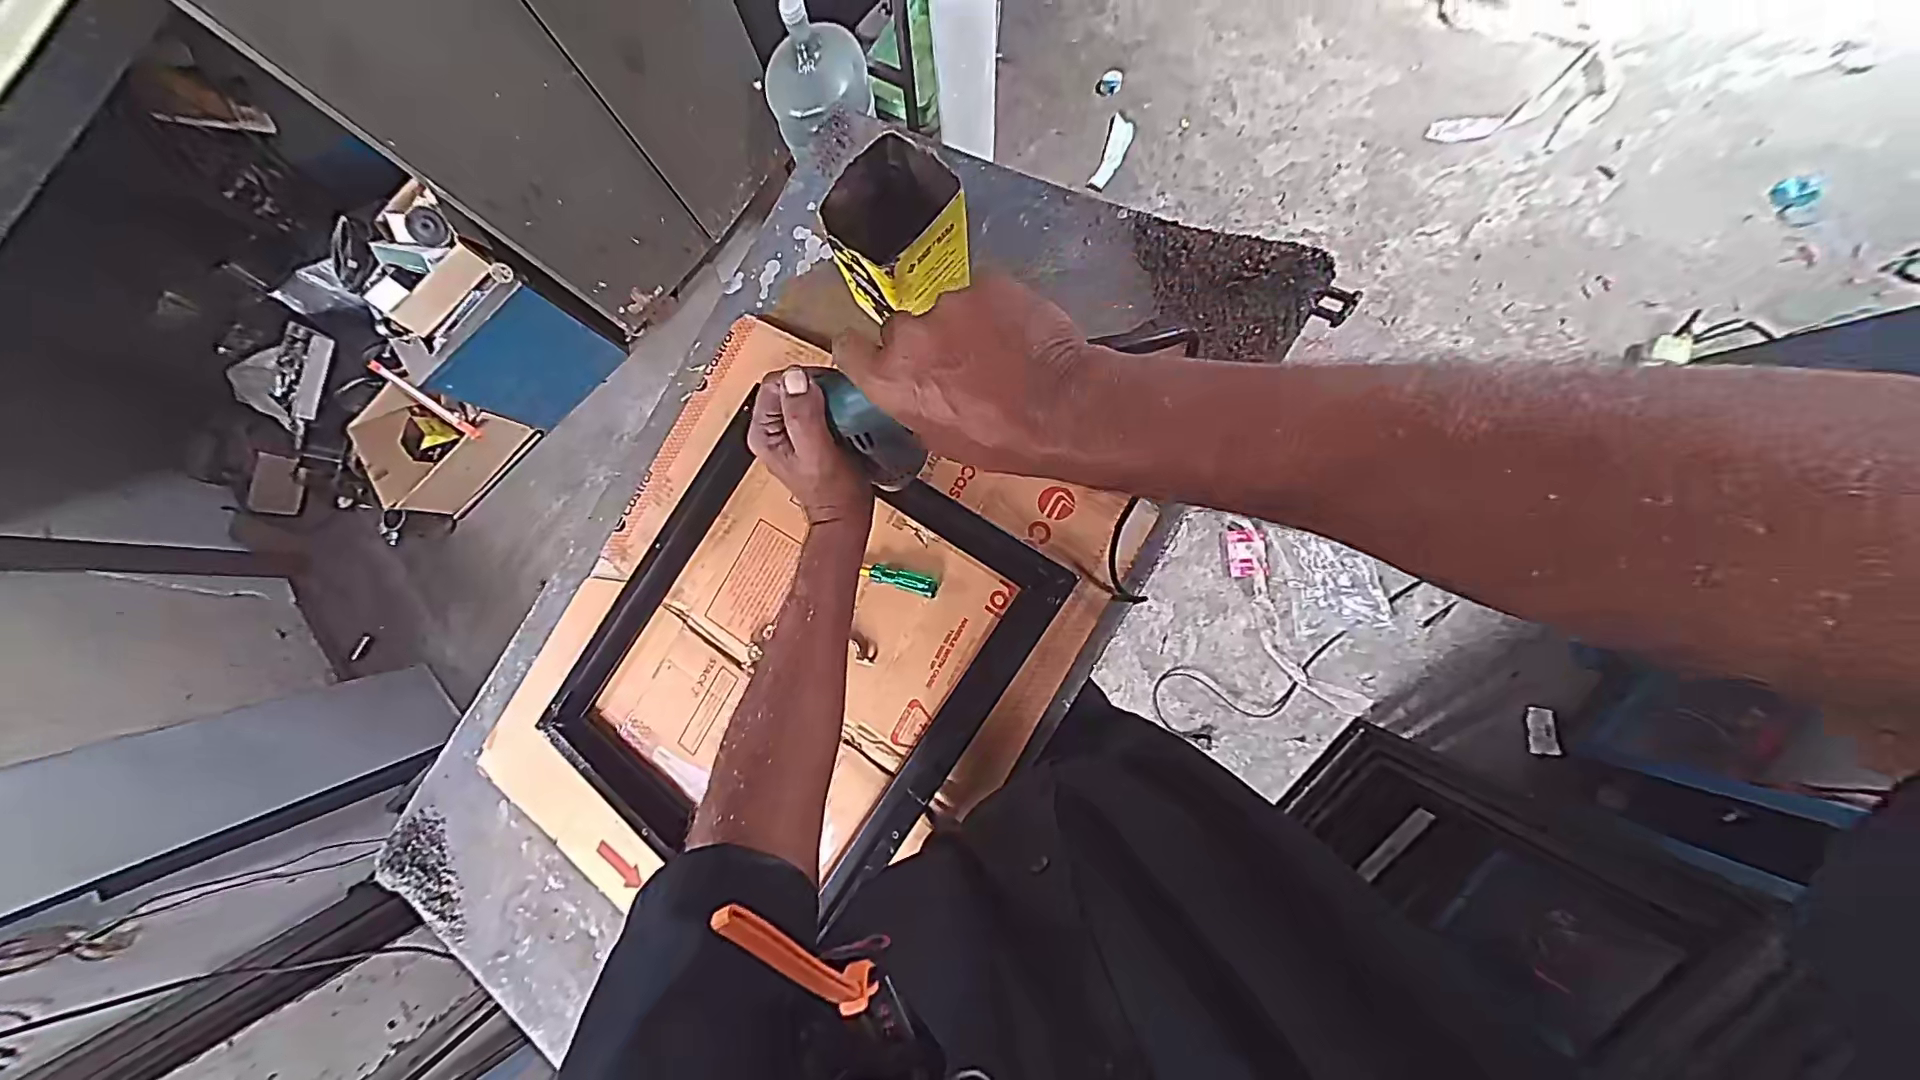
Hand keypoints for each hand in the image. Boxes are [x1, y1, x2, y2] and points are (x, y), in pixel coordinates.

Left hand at [749, 367, 873, 526]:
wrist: (847, 515)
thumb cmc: (832, 494)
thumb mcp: (817, 452)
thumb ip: (803, 416)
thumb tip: (795, 379)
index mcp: (763, 432)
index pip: (775, 383)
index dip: (802, 380)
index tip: (826, 389)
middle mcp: (773, 429)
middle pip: (790, 385)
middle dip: (816, 386)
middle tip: (838, 398)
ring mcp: (792, 431)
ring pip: (806, 394)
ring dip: (827, 395)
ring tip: (844, 407)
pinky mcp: (810, 433)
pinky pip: (819, 406)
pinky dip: (834, 406)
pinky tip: (845, 416)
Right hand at [832, 275, 1099, 475]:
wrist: (1058, 410)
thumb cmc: (1004, 438)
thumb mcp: (941, 440)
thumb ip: (911, 406)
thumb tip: (911, 395)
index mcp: (889, 381)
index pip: (849, 348)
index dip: (863, 350)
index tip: (873, 351)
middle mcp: (908, 337)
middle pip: (900, 327)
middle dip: (923, 341)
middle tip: (957, 360)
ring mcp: (946, 305)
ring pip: (942, 307)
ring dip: (962, 324)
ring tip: (995, 351)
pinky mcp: (984, 283)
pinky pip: (979, 292)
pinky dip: (993, 308)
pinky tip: (1013, 334)